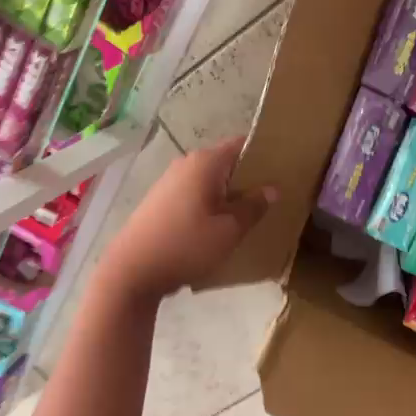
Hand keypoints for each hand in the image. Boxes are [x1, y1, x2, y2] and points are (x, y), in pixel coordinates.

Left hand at [101, 135, 277, 299]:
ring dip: (229, 197)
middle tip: (271, 201)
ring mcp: (170, 183)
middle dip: (248, 179)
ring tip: (248, 218)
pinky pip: (195, 197)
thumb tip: (272, 188)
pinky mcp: (161, 202)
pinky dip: (210, 207)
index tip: (282, 170)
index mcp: (205, 163)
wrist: (133, 269)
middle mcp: (186, 164)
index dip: (263, 154)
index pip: (241, 145)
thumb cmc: (186, 246)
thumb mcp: (229, 231)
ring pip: (209, 183)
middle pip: (225, 164)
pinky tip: (219, 229)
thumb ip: (253, 207)